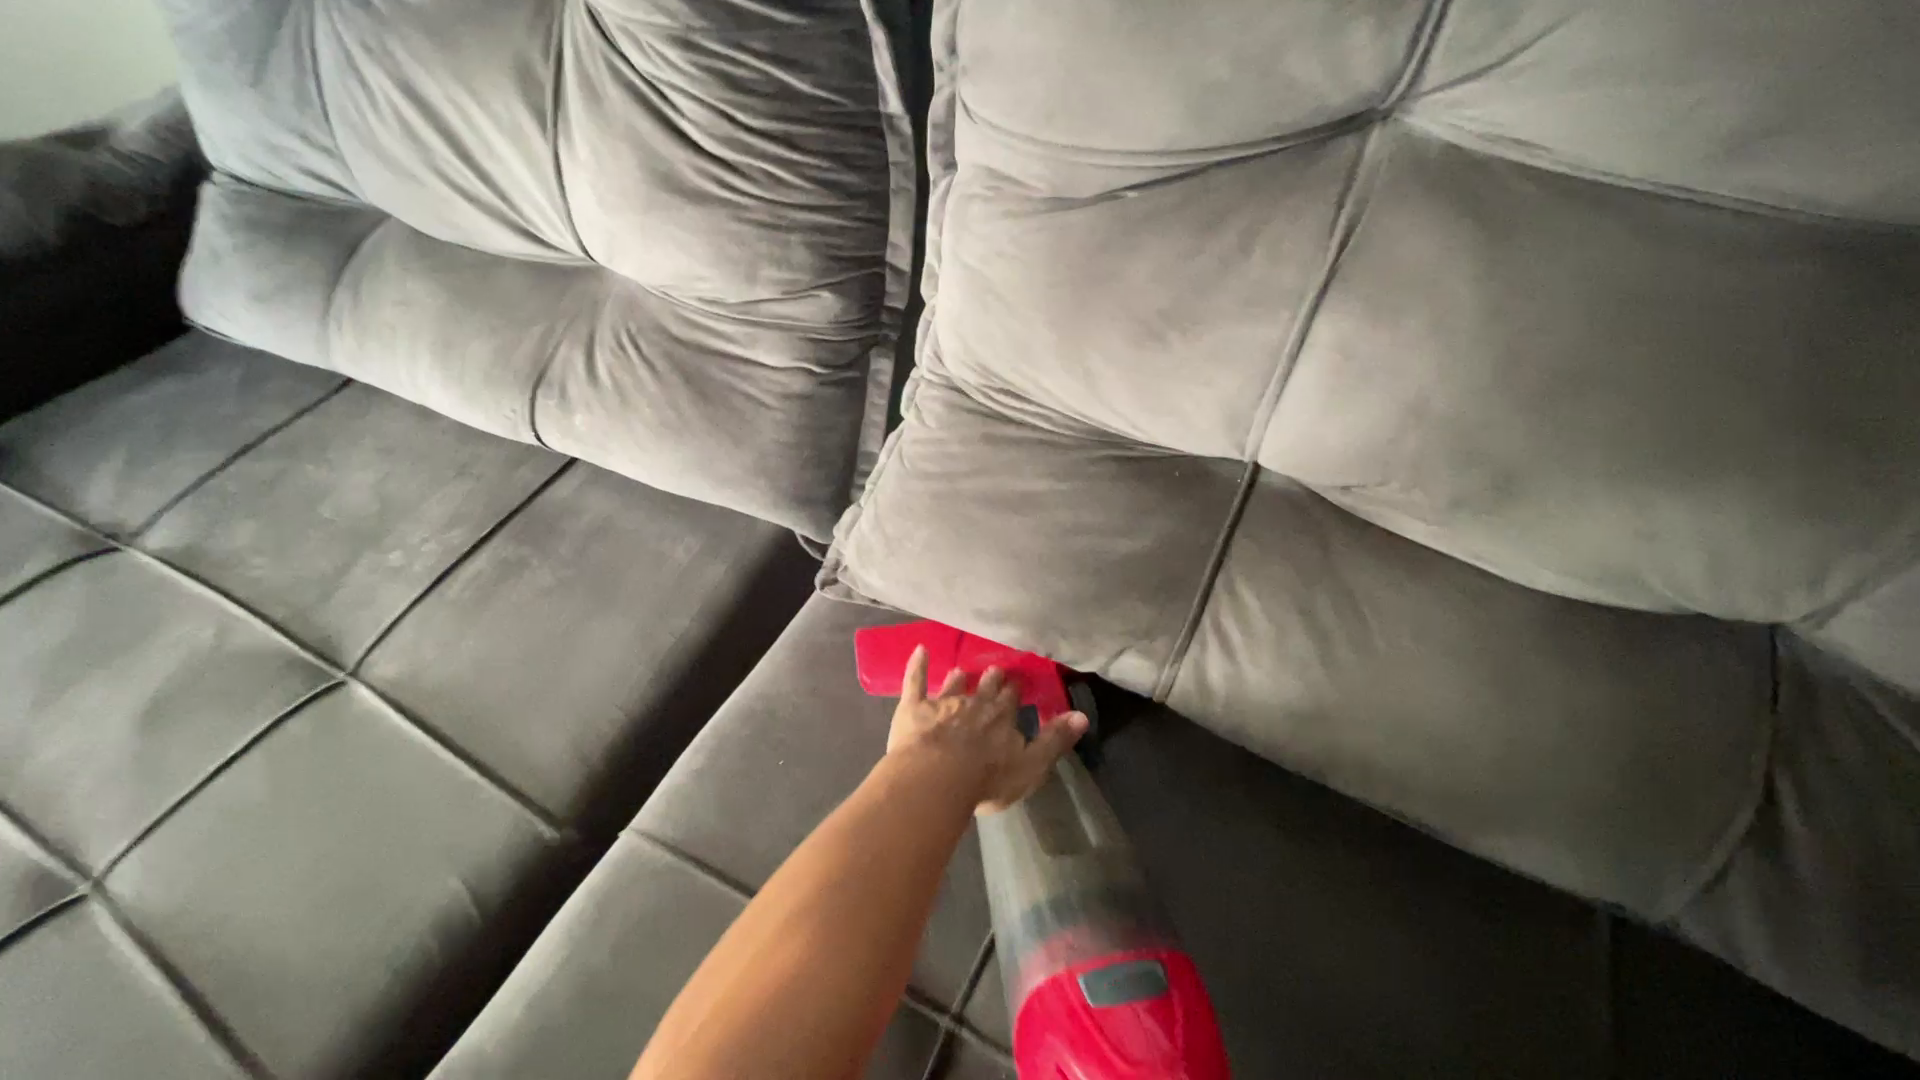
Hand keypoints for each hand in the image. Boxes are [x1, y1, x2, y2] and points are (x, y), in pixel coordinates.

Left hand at [886, 645, 1089, 814]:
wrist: (936, 777)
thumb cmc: (986, 780)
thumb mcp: (1030, 766)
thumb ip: (1054, 740)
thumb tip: (1082, 716)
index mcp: (1002, 717)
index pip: (1013, 699)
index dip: (1015, 690)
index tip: (1018, 681)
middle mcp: (975, 703)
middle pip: (986, 687)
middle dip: (991, 679)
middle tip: (995, 670)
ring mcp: (943, 703)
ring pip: (953, 684)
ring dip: (959, 677)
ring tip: (961, 670)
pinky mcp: (914, 708)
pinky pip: (916, 681)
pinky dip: (918, 665)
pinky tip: (920, 650)